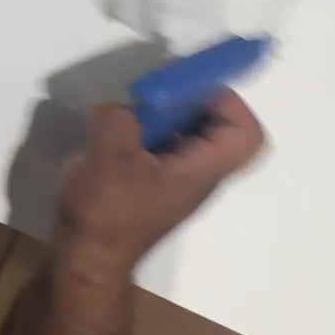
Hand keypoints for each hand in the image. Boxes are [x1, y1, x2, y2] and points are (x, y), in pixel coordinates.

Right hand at [54, 90, 264, 276]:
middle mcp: (196, 174)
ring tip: (126, 105)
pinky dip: (141, 129)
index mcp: (201, 170)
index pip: (245, 134)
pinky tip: (108, 128)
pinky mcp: (146, 182)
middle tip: (153, 87)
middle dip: (190, 101)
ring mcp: (171, 179)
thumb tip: (120, 108)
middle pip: (218, 131)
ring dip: (162, 114)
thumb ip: (118, 121)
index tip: (186, 82)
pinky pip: (158, 146)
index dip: (227, 102)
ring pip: (185, 137)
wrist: (89, 252)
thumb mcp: (108, 157)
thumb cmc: (108, 208)